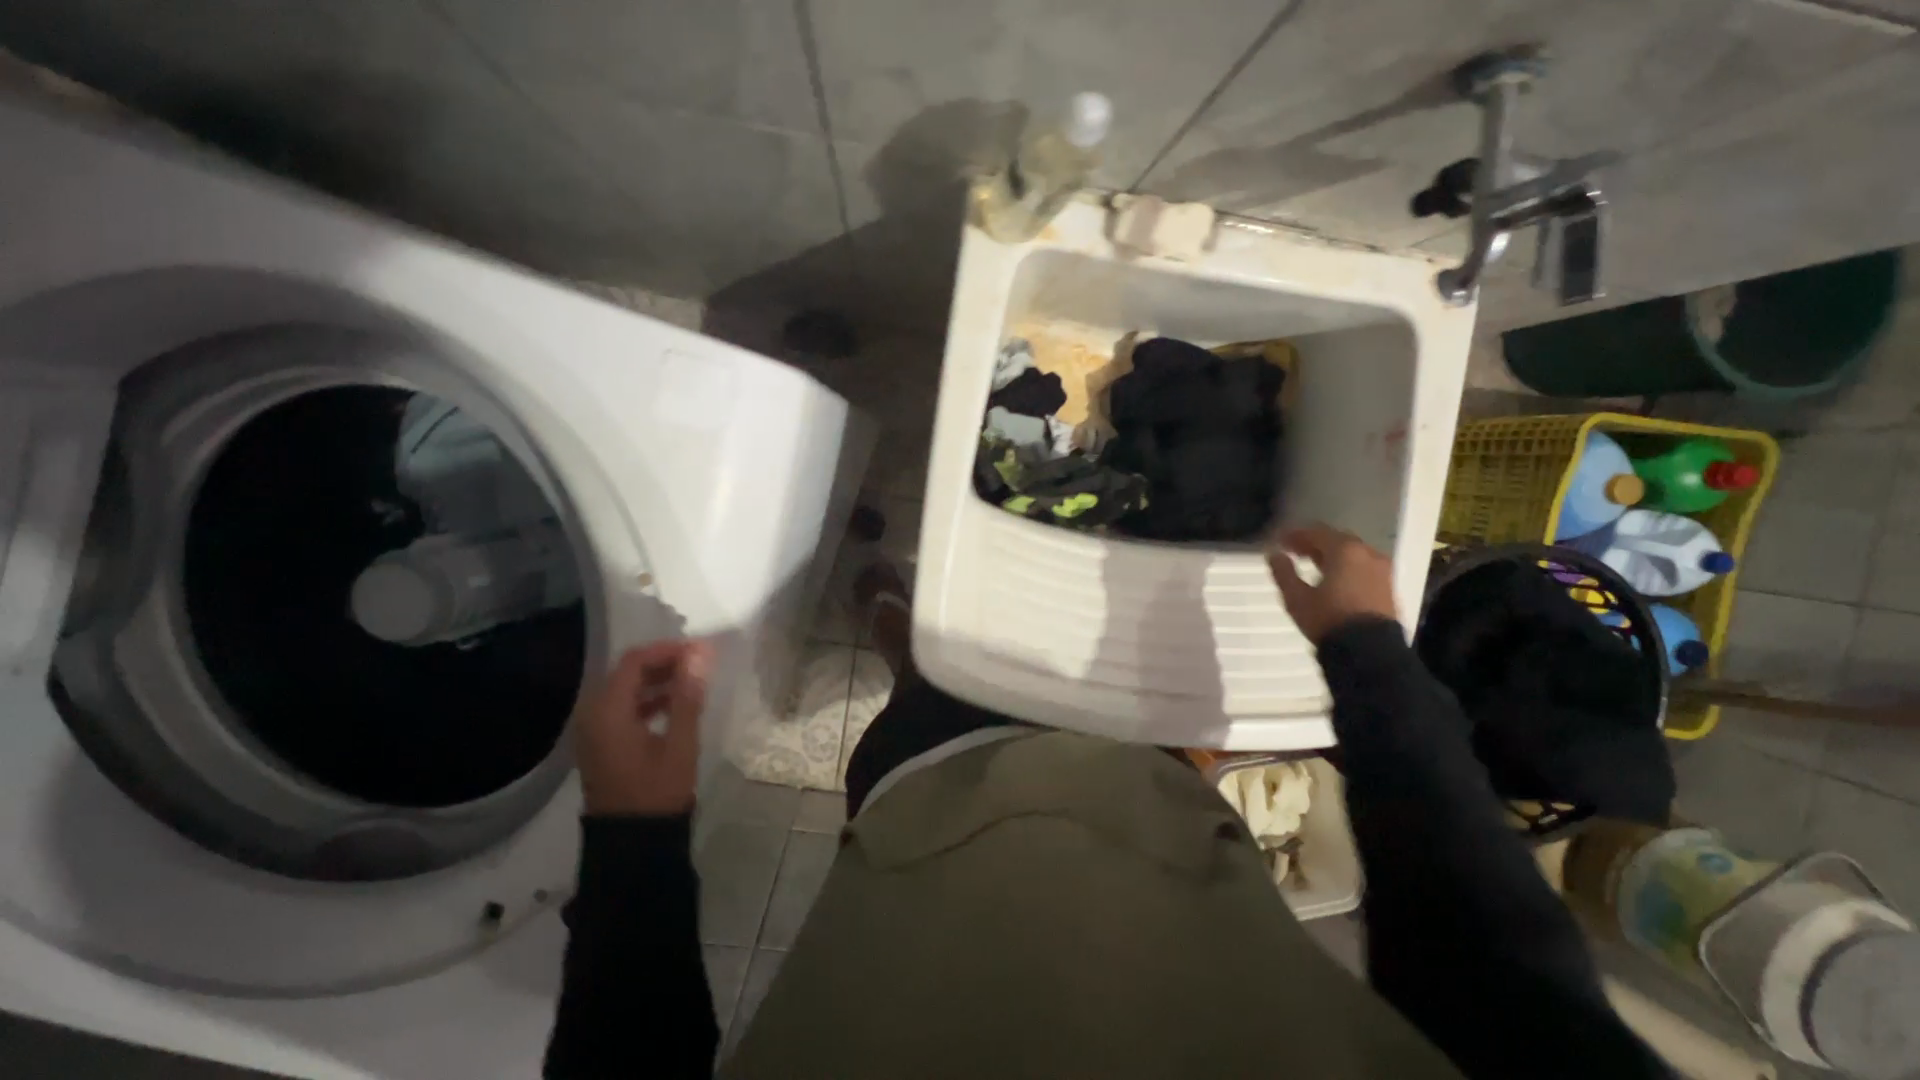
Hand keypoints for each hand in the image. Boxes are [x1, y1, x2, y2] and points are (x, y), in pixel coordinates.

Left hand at [575, 639, 714, 816]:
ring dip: (656, 681)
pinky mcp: (600, 743)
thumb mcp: (679, 743)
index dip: (667, 650)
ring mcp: (593, 730)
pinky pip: (621, 709)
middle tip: (699, 663)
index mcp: (607, 710)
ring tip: (692, 681)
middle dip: (663, 663)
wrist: (632, 841)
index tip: (700, 651)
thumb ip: (688, 696)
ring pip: (624, 690)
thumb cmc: (657, 791)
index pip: (634, 661)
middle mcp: (593, 714)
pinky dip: (646, 700)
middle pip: (626, 673)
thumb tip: (700, 654)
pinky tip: (673, 705)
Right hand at [1266, 524, 1397, 643]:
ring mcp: (1382, 570)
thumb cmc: (1328, 619)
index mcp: (1344, 551)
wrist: (1369, 651)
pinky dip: (1348, 568)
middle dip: (1315, 544)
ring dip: (1333, 556)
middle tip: (1296, 552)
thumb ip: (1284, 573)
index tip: (1280, 541)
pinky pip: (1364, 568)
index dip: (1296, 535)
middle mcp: (1367, 554)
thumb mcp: (1296, 598)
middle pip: (1337, 540)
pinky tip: (1336, 582)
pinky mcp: (1389, 588)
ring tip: (1314, 568)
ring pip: (1353, 554)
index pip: (1316, 533)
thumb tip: (1274, 555)